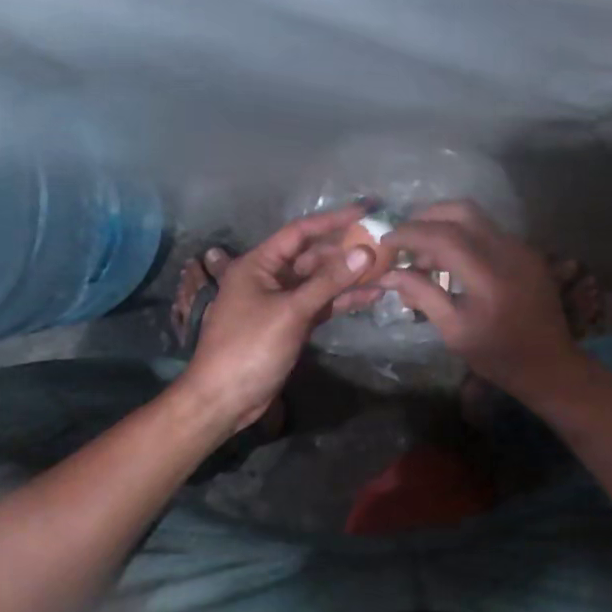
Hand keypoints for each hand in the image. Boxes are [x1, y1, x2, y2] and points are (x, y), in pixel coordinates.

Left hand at [174, 206, 380, 431]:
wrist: (224, 400)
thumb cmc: (249, 347)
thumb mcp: (292, 311)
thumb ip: (329, 281)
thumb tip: (365, 251)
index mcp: (258, 265)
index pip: (301, 232)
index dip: (334, 220)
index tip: (366, 212)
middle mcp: (270, 277)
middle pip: (314, 255)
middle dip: (347, 250)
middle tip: (383, 242)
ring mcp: (282, 301)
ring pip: (322, 280)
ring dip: (350, 275)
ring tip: (386, 267)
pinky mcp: (293, 322)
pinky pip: (323, 303)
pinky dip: (344, 299)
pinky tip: (372, 295)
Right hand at [379, 201, 585, 398]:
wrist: (550, 362)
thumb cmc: (498, 354)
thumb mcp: (454, 331)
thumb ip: (423, 295)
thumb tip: (389, 273)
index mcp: (488, 275)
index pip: (443, 236)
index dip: (410, 233)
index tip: (386, 240)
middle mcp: (509, 251)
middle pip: (462, 211)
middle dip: (428, 217)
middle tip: (405, 237)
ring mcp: (523, 248)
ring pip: (478, 219)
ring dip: (447, 226)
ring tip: (425, 254)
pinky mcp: (529, 252)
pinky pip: (492, 232)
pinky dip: (467, 236)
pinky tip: (453, 260)